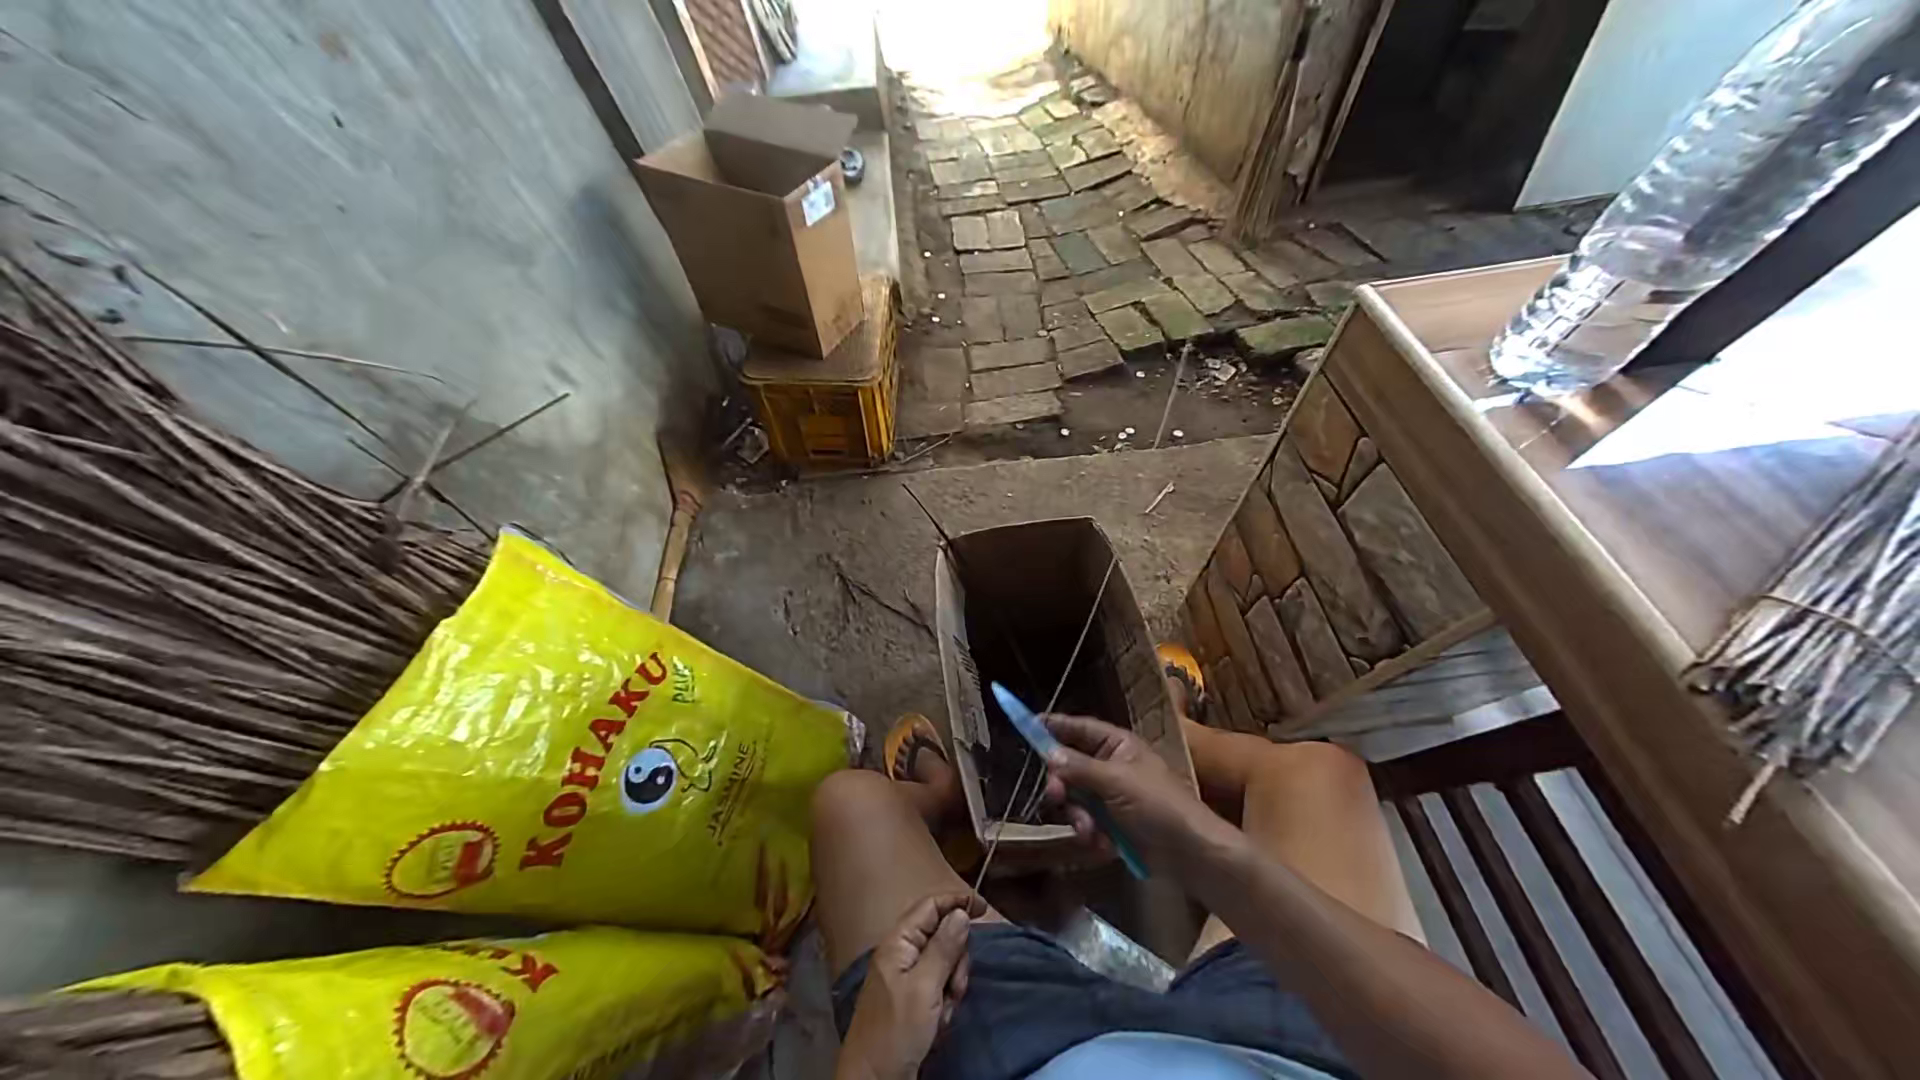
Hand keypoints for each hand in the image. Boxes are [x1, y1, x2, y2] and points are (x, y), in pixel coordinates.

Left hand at [837, 892, 979, 1079]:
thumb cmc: (896, 1032)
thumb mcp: (924, 988)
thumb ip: (943, 948)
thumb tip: (961, 912)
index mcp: (898, 942)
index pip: (930, 906)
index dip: (957, 902)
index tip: (985, 908)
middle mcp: (901, 954)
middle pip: (941, 935)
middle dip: (956, 957)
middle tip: (956, 985)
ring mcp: (906, 978)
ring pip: (943, 963)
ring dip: (952, 983)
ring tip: (945, 1009)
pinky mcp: (912, 1001)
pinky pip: (938, 987)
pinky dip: (944, 1001)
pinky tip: (940, 1021)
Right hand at [1041, 713, 1226, 872]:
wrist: (1190, 853)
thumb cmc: (1159, 806)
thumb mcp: (1117, 782)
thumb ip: (1079, 767)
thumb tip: (1049, 754)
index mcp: (1118, 745)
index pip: (1080, 728)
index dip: (1055, 725)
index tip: (1028, 723)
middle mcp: (1111, 766)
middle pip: (1070, 765)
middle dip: (1062, 784)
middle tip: (1056, 795)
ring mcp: (1111, 796)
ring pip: (1074, 797)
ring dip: (1077, 815)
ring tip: (1089, 831)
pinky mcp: (1111, 824)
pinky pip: (1085, 821)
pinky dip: (1089, 832)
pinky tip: (1101, 844)